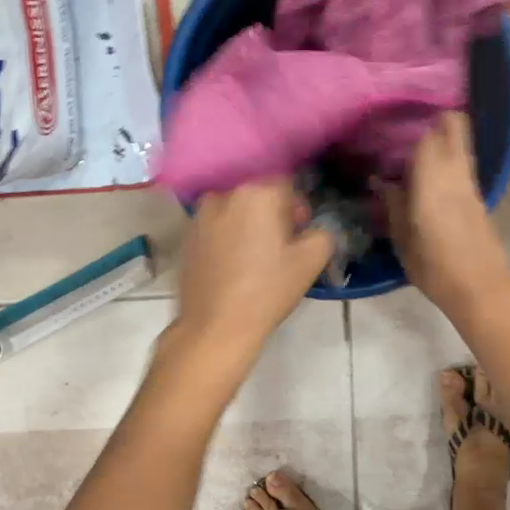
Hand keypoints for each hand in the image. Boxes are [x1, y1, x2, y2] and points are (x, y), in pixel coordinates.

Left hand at [171, 178, 333, 363]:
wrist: (215, 326)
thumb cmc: (267, 291)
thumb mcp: (311, 262)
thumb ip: (322, 233)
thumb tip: (311, 228)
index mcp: (257, 192)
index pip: (287, 183)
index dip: (298, 207)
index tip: (300, 232)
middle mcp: (225, 193)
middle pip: (258, 193)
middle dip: (273, 213)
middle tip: (281, 247)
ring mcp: (200, 214)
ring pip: (235, 209)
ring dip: (248, 224)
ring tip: (255, 258)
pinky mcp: (187, 235)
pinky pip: (217, 225)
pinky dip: (228, 236)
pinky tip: (234, 265)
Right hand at [386, 113, 509, 321]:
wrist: (481, 289)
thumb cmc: (436, 270)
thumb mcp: (404, 242)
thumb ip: (393, 207)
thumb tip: (382, 183)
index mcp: (433, 183)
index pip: (428, 136)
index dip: (414, 123)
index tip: (394, 123)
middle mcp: (456, 175)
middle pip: (454, 128)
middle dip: (435, 121)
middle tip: (409, 128)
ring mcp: (471, 185)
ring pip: (460, 145)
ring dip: (442, 140)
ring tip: (414, 151)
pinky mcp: (478, 198)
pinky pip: (462, 165)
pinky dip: (447, 161)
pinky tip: (428, 176)